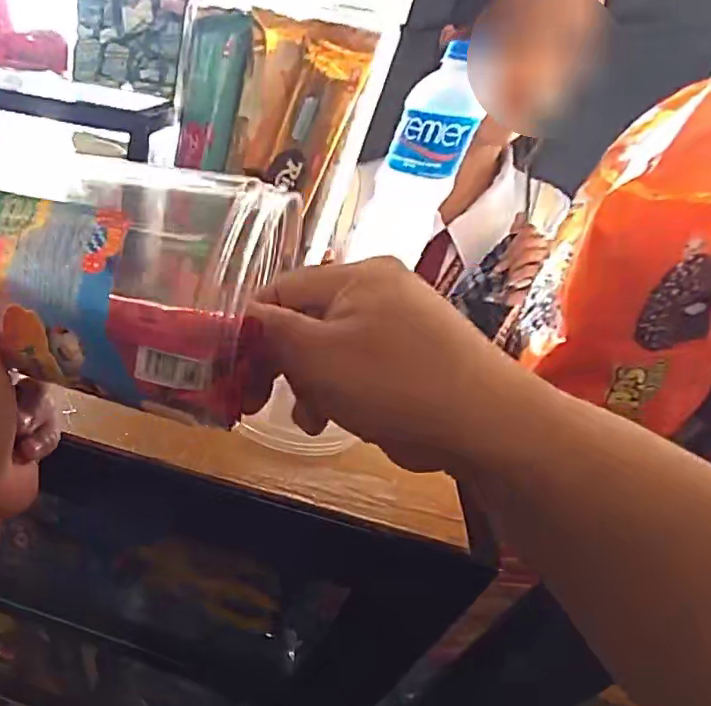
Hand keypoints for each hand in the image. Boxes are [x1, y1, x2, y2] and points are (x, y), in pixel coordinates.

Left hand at [0, 242, 59, 522]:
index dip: (13, 316)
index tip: (44, 306)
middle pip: (21, 360)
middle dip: (35, 372)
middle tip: (55, 366)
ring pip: (37, 396)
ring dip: (37, 412)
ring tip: (24, 429)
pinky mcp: (14, 449)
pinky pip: (42, 428)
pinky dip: (39, 438)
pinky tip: (28, 451)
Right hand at [244, 257, 545, 473]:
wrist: (479, 423)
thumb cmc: (391, 382)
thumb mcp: (317, 355)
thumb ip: (270, 331)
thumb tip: (237, 317)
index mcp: (355, 277)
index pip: (280, 290)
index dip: (249, 329)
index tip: (231, 370)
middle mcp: (373, 293)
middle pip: (300, 322)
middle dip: (277, 365)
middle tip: (255, 400)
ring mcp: (391, 326)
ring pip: (321, 352)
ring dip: (304, 386)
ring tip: (310, 416)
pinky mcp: (401, 360)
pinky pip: (348, 370)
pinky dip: (332, 394)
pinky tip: (331, 419)